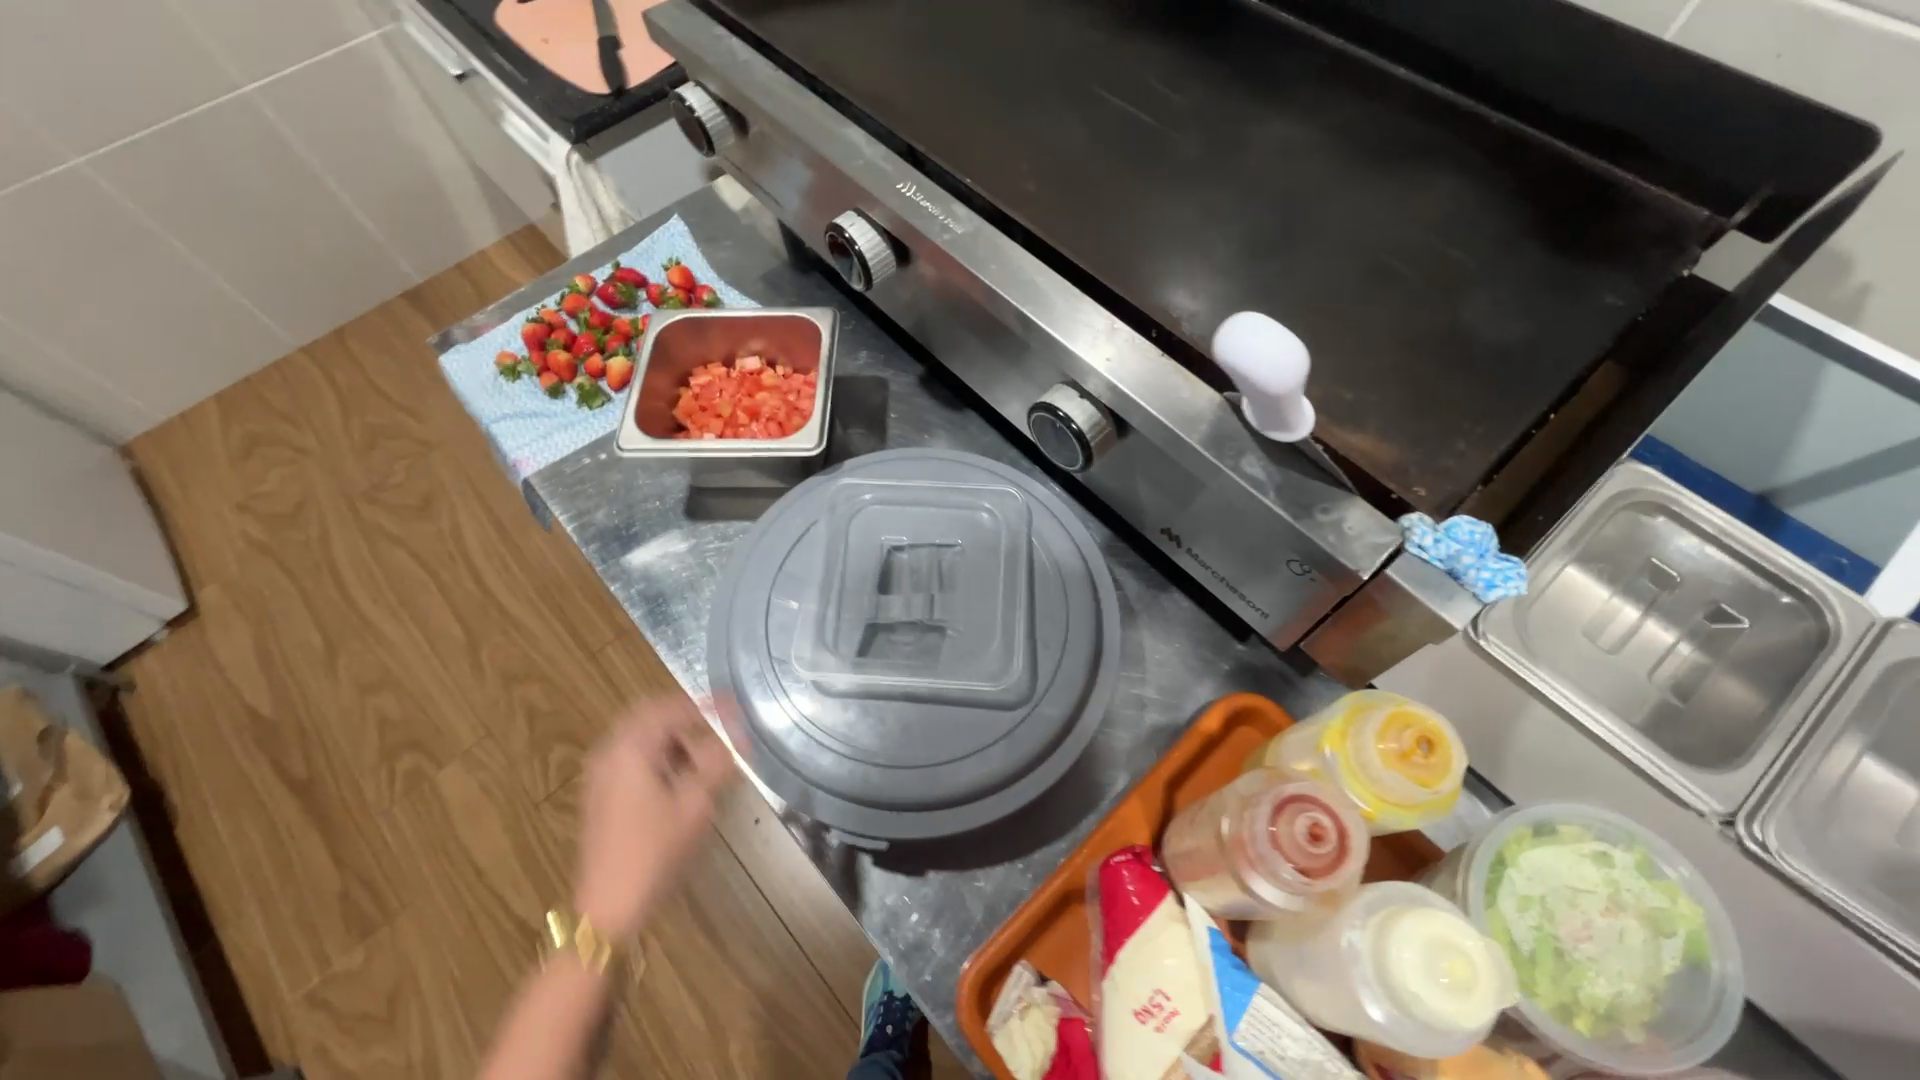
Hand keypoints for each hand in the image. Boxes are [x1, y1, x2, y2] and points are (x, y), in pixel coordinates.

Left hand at [572, 698, 738, 941]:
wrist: (609, 905)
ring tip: (706, 759)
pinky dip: (660, 758)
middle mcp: (609, 752)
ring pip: (641, 739)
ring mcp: (600, 774)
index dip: (707, 706)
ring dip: (674, 740)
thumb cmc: (654, 850)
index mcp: (630, 747)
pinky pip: (633, 759)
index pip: (672, 708)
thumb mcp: (696, 803)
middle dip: (688, 720)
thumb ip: (717, 762)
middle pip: (652, 717)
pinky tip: (682, 780)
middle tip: (721, 732)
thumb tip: (736, 735)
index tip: (736, 710)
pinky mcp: (601, 795)